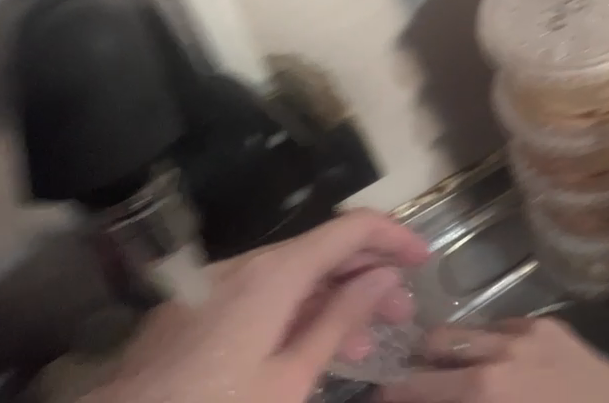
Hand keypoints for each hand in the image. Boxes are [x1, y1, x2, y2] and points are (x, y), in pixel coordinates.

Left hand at [86, 209, 430, 402]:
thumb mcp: (289, 381)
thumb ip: (341, 320)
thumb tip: (384, 274)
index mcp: (274, 273)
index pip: (354, 228)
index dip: (397, 236)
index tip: (425, 260)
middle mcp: (242, 266)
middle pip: (323, 251)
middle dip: (368, 276)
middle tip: (400, 315)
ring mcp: (207, 290)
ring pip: (290, 277)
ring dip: (333, 300)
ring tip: (361, 344)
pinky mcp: (182, 317)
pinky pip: (255, 297)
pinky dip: (292, 312)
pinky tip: (305, 349)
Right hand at [381, 320, 608, 402]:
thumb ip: (457, 400)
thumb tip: (431, 395)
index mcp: (482, 386)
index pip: (413, 384)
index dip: (390, 393)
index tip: (379, 397)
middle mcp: (500, 348)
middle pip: (437, 341)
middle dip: (416, 361)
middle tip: (408, 382)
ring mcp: (529, 330)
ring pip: (471, 329)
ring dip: (452, 348)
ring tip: (445, 371)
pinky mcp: (553, 324)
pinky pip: (506, 325)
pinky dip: (489, 341)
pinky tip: (492, 362)